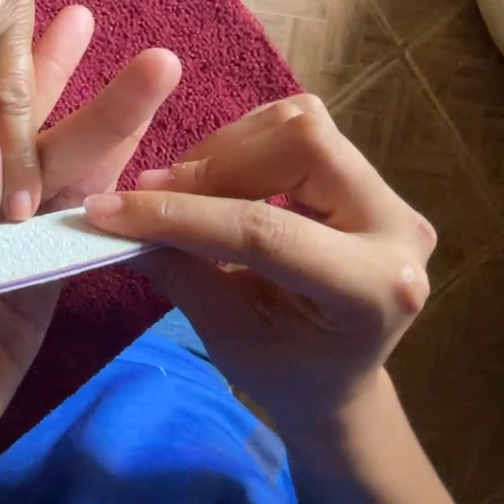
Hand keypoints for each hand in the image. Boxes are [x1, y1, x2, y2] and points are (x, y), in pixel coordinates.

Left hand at [0, 7, 180, 502]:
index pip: (0, 121)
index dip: (39, 72)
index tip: (76, 21)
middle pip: (48, 141)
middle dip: (98, 94)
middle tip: (153, 50)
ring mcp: (16, 242)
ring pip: (75, 178)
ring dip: (115, 133)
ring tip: (157, 82)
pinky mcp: (41, 279)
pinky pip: (86, 230)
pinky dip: (119, 199)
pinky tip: (150, 164)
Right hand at [82, 95, 436, 435]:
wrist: (334, 379)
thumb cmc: (281, 370)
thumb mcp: (223, 333)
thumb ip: (176, 270)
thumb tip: (110, 219)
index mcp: (370, 290)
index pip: (263, 231)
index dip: (178, 214)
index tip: (107, 210)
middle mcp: (397, 230)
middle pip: (302, 145)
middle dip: (213, 164)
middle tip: (152, 194)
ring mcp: (389, 195)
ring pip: (299, 123)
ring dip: (225, 148)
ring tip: (184, 189)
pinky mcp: (366, 176)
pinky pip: (298, 127)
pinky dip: (241, 143)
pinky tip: (217, 179)